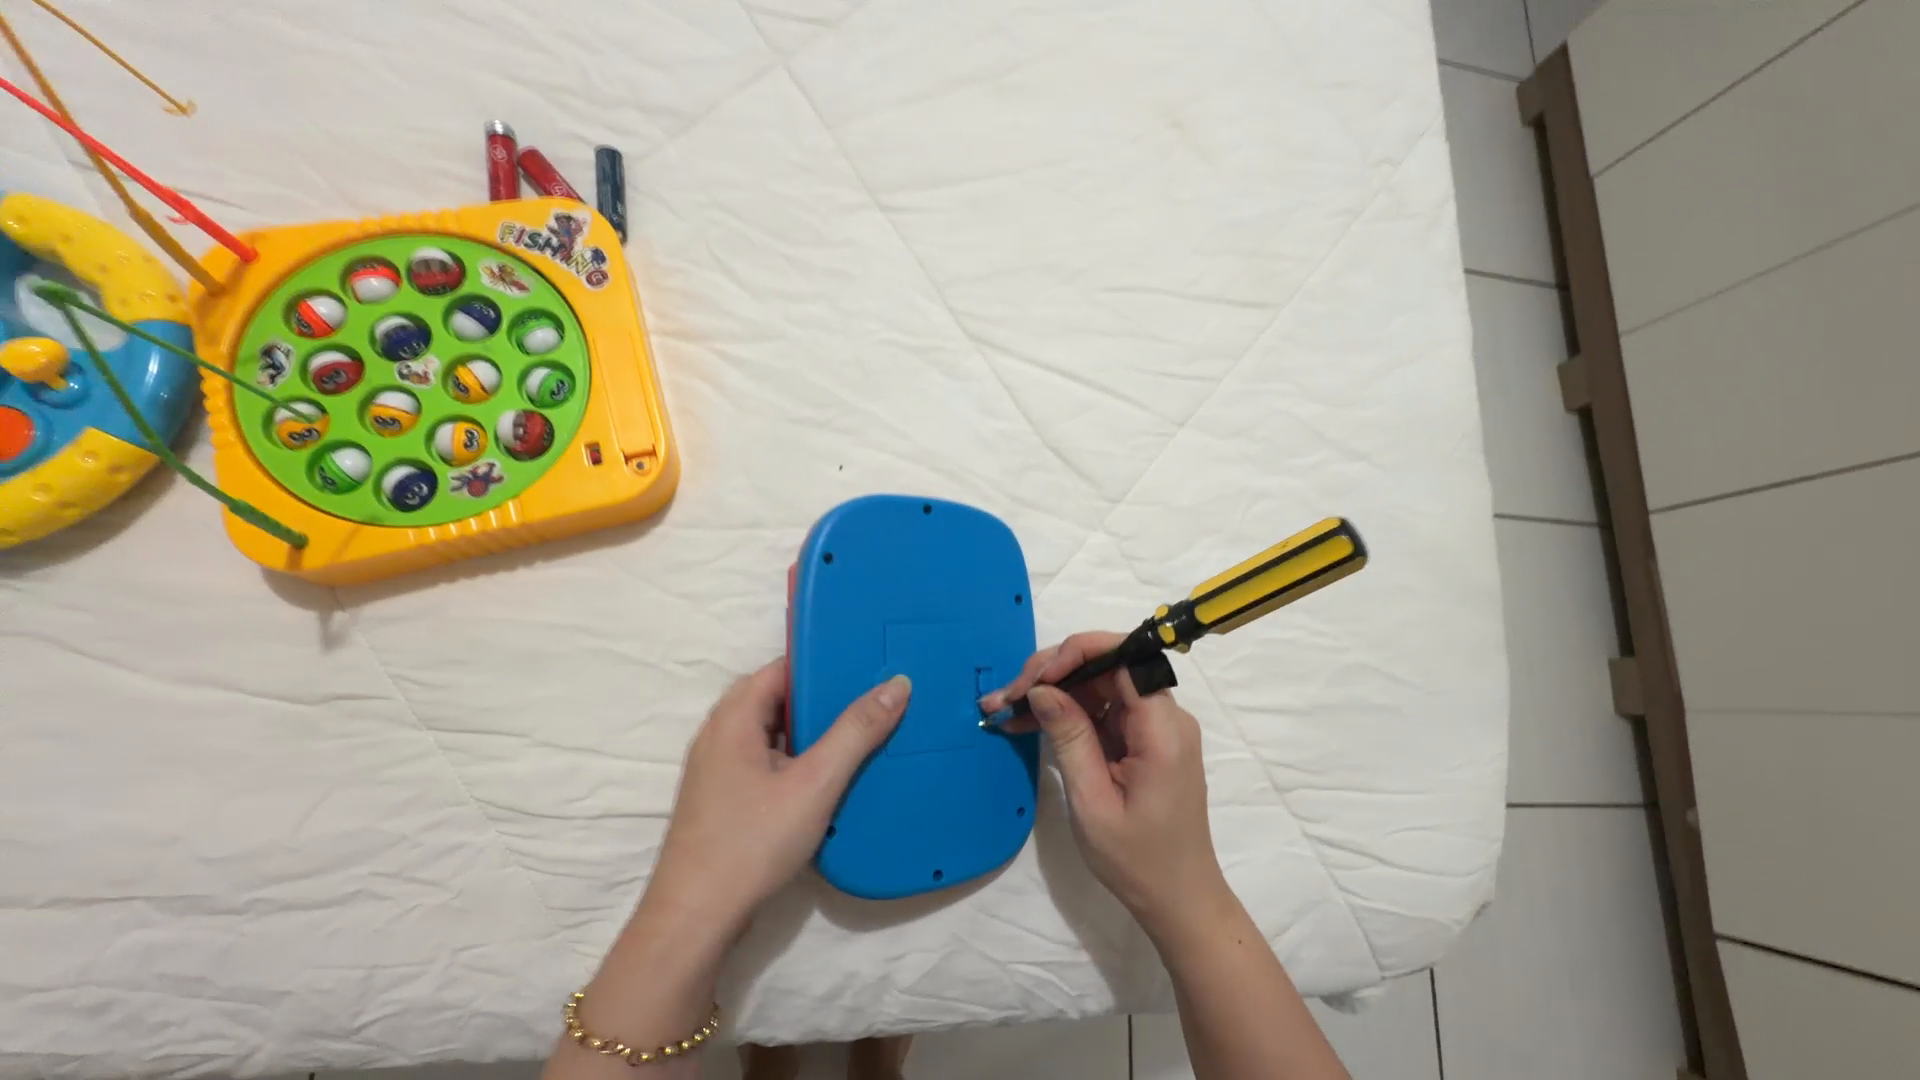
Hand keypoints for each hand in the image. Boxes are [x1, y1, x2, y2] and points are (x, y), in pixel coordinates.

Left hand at [642, 659, 911, 937]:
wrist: (696, 918)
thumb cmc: (752, 842)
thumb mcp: (815, 783)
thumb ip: (856, 732)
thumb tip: (897, 683)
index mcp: (733, 717)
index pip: (781, 668)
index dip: (822, 662)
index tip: (865, 663)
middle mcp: (719, 734)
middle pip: (776, 698)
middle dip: (823, 697)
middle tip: (872, 696)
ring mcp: (718, 768)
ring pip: (772, 733)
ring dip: (811, 731)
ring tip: (860, 731)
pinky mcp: (723, 798)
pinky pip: (766, 760)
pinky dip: (797, 758)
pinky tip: (829, 774)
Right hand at [986, 634, 1232, 936]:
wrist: (1177, 898)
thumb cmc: (1137, 859)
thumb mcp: (1092, 800)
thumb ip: (1069, 737)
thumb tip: (1041, 689)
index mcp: (1162, 729)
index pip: (1125, 658)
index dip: (1077, 653)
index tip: (1035, 678)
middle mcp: (1164, 717)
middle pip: (1107, 667)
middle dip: (1053, 673)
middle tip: (1006, 697)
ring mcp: (1154, 728)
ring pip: (1099, 685)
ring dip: (1052, 692)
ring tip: (1004, 707)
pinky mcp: (1141, 741)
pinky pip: (1102, 710)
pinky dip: (1066, 712)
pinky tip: (1027, 722)